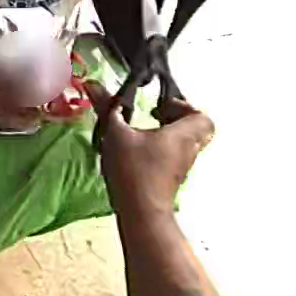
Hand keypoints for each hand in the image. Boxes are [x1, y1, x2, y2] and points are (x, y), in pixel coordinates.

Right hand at [87, 80, 215, 216]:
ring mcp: (182, 165)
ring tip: (142, 130)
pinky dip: (161, 147)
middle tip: (153, 114)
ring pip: (184, 142)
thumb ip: (107, 107)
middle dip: (175, 118)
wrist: (141, 210)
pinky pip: (174, 155)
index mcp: (183, 134)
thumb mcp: (116, 133)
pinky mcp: (172, 177)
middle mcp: (188, 149)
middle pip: (195, 128)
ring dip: (167, 133)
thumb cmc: (134, 168)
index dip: (185, 107)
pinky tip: (138, 148)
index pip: (203, 116)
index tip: (160, 106)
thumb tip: (93, 84)